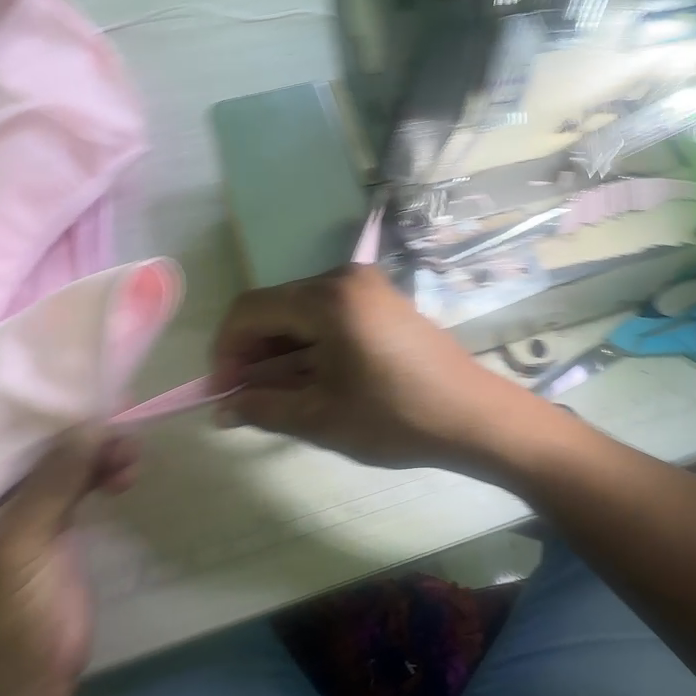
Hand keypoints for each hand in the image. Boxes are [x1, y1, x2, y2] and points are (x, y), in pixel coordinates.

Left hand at [0, 426, 137, 695]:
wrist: (23, 693)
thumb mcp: (14, 545)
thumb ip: (50, 481)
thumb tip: (90, 422)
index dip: (30, 410)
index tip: (75, 382)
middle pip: (31, 447)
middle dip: (75, 430)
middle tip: (120, 422)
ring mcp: (19, 517)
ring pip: (61, 464)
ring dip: (98, 452)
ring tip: (130, 457)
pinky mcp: (53, 534)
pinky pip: (78, 487)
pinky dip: (103, 473)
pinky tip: (125, 473)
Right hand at [210, 265, 547, 470]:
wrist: (473, 417)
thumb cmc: (394, 417)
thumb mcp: (320, 417)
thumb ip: (262, 406)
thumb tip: (222, 408)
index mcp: (326, 297)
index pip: (249, 310)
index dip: (226, 350)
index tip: (223, 393)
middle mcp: (344, 277)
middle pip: (275, 306)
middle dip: (253, 351)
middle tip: (247, 399)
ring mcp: (368, 286)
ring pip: (301, 312)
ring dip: (281, 350)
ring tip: (280, 396)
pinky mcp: (383, 301)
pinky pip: (329, 314)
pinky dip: (310, 343)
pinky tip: (314, 380)